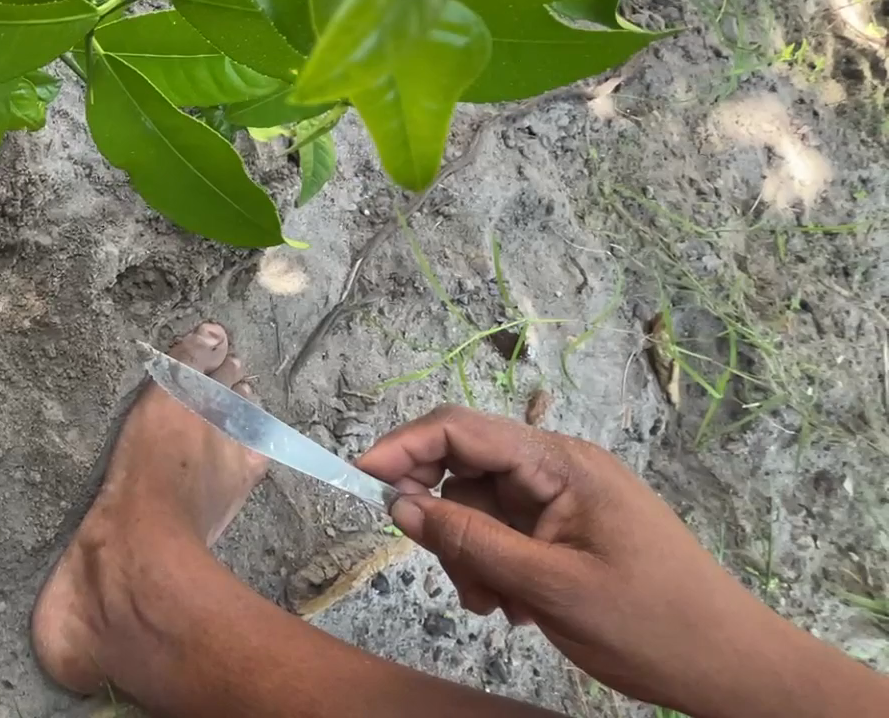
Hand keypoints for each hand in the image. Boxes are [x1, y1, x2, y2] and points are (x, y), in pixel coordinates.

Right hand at [357, 405, 794, 711]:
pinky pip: (495, 529)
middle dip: (439, 514)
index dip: (403, 445)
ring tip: (489, 603)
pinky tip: (506, 602)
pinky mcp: (557, 525)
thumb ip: (469, 541)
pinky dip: (486, 562)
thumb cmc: (658, 626)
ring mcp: (556, 496)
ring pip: (471, 505)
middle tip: (433, 559)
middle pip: (460, 467)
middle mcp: (553, 467)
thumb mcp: (552, 587)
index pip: (459, 429)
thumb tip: (396, 506)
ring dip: (465, 551)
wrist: (746, 680)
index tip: (363, 477)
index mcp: (560, 463)